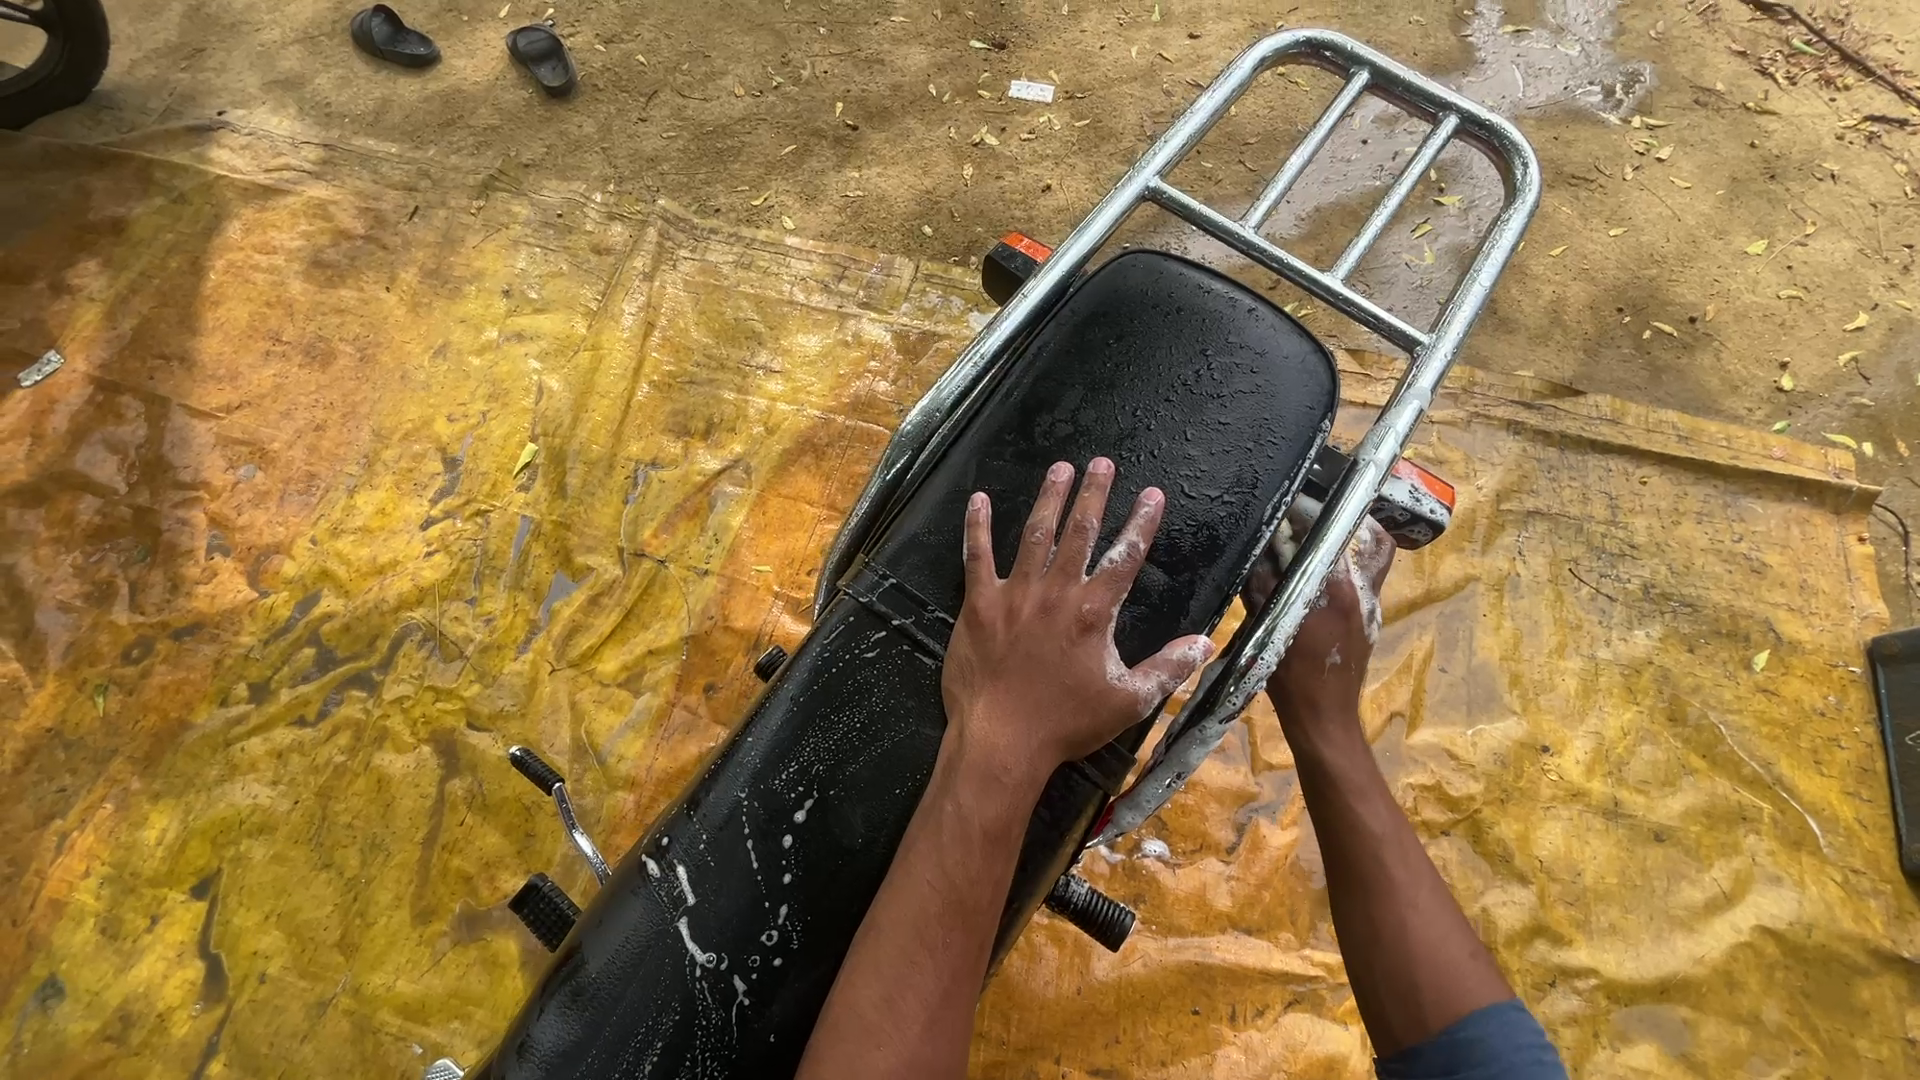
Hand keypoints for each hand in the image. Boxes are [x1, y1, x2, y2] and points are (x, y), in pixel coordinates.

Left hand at [941, 458, 1215, 784]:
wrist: (1002, 739)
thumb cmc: (1066, 723)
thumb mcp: (1128, 702)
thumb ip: (1168, 669)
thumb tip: (1206, 642)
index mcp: (1094, 612)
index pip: (1125, 556)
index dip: (1141, 523)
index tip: (1151, 493)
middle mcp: (1057, 592)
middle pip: (1079, 532)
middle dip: (1093, 494)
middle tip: (1101, 463)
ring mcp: (1015, 594)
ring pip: (1035, 535)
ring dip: (1049, 499)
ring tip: (1059, 468)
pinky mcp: (979, 603)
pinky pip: (977, 557)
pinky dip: (977, 527)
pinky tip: (979, 499)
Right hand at [1241, 498, 1394, 746]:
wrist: (1324, 721)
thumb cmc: (1291, 678)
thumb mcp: (1268, 627)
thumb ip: (1264, 587)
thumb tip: (1260, 553)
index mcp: (1340, 591)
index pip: (1341, 533)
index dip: (1320, 512)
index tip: (1297, 502)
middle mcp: (1363, 594)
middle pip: (1372, 541)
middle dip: (1346, 520)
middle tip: (1313, 513)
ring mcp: (1369, 610)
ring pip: (1368, 561)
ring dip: (1343, 544)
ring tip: (1308, 539)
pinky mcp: (1365, 624)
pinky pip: (1358, 583)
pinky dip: (1339, 570)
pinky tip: (1309, 576)